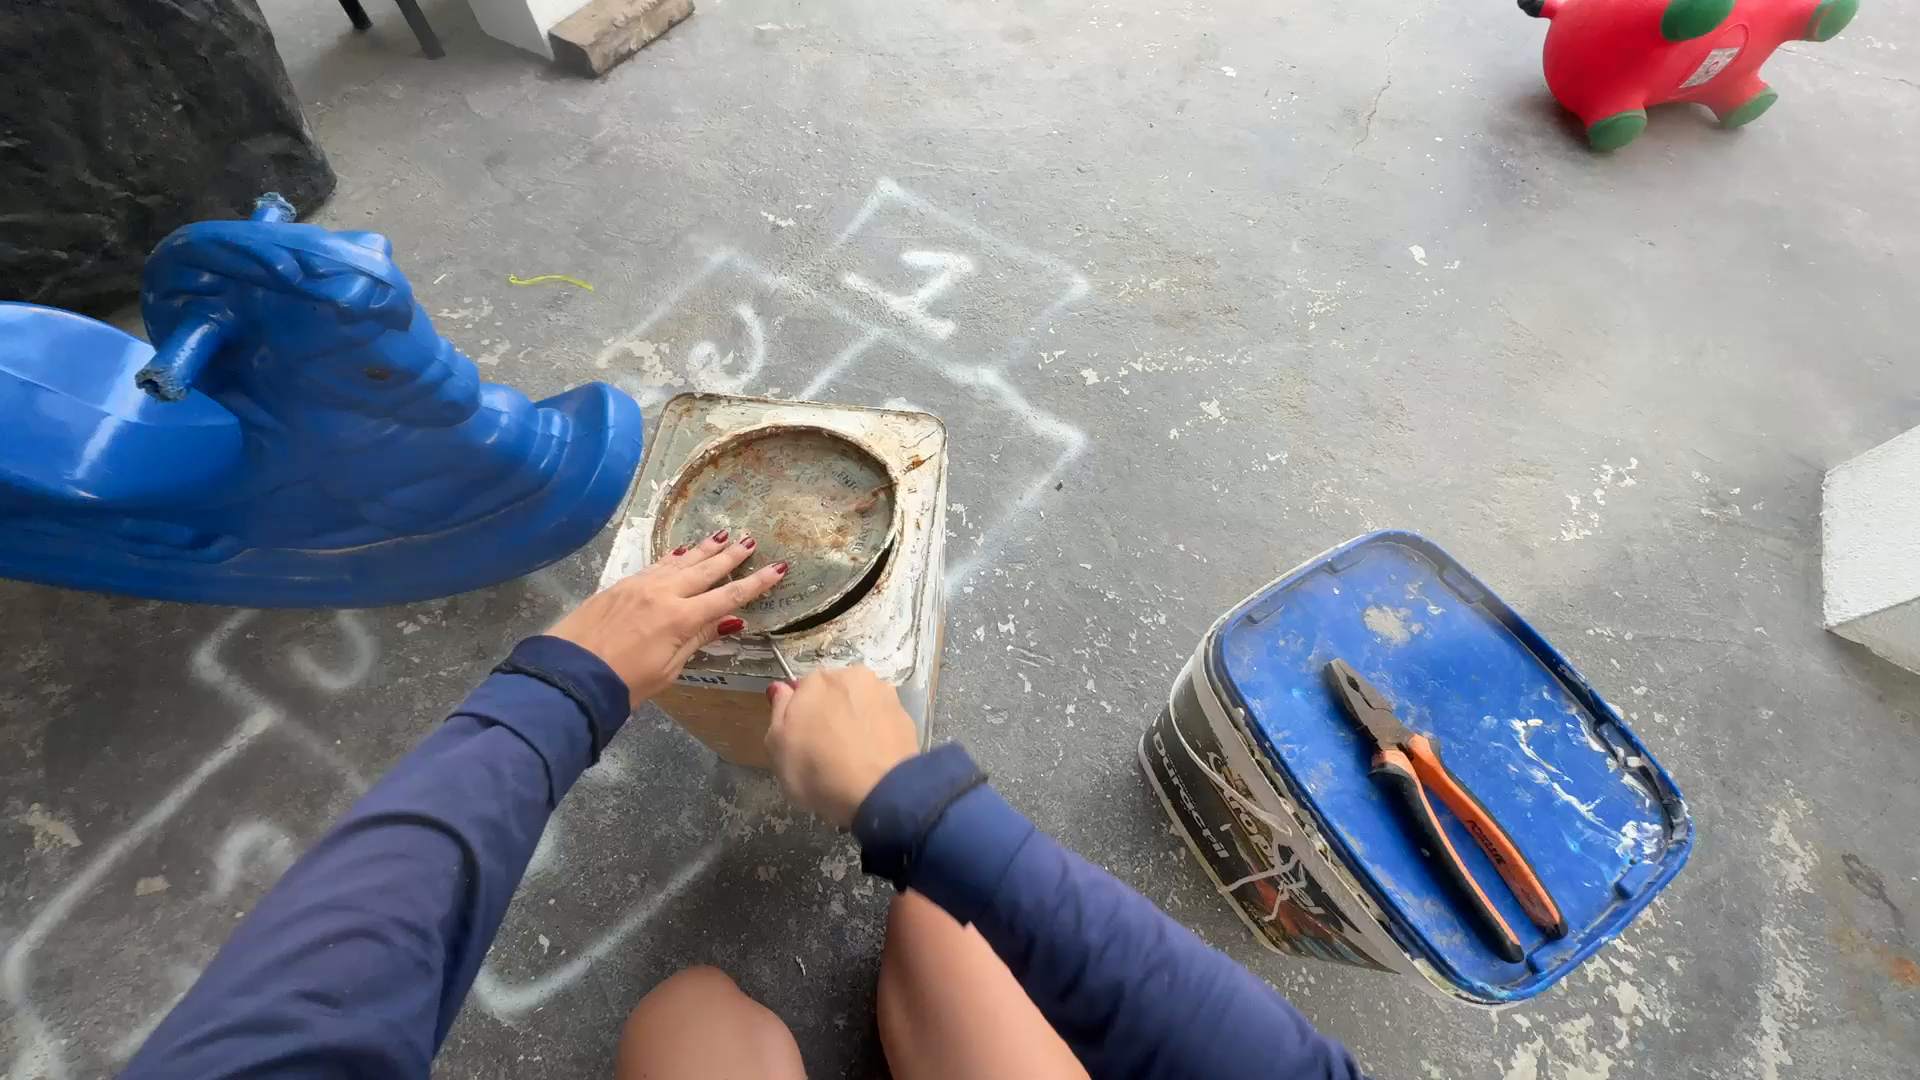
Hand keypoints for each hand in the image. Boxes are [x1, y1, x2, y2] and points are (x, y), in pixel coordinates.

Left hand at [547, 530, 787, 702]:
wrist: (567, 676)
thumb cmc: (623, 684)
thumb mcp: (668, 668)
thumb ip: (697, 638)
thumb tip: (729, 619)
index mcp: (680, 618)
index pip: (728, 596)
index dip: (756, 583)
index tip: (777, 568)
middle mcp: (663, 594)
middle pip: (705, 570)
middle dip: (731, 556)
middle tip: (750, 540)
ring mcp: (640, 587)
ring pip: (680, 562)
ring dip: (704, 550)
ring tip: (722, 535)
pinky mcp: (620, 587)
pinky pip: (656, 566)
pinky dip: (674, 558)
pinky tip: (681, 552)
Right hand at [765, 666, 919, 827]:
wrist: (879, 790)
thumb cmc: (817, 770)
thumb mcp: (778, 746)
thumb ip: (779, 710)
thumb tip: (782, 687)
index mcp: (817, 680)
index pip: (804, 689)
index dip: (802, 715)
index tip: (803, 739)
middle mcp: (852, 676)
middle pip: (836, 693)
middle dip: (831, 712)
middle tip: (827, 749)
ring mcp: (883, 692)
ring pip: (862, 704)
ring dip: (857, 720)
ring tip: (854, 756)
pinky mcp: (905, 713)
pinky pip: (882, 720)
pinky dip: (877, 732)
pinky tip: (873, 757)